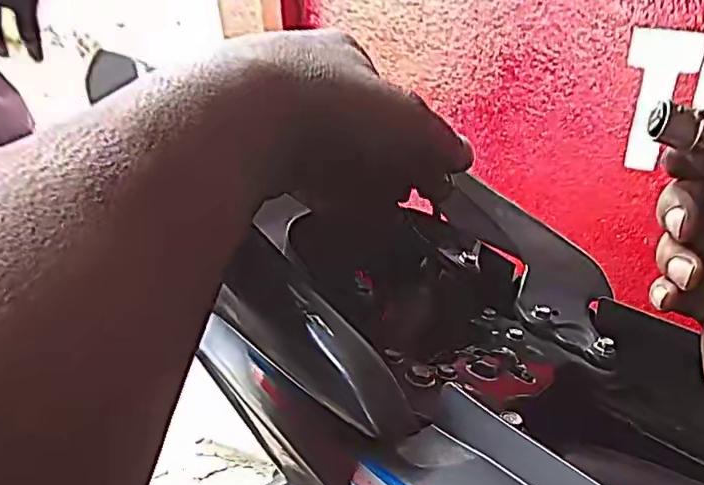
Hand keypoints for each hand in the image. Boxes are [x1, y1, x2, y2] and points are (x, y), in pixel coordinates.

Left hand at [213, 30, 471, 208]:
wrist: (245, 123)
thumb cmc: (316, 103)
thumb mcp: (406, 122)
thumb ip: (439, 141)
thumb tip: (459, 154)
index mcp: (348, 56)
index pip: (395, 109)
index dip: (416, 150)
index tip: (428, 181)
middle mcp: (310, 75)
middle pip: (364, 138)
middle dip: (385, 173)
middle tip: (397, 198)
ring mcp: (280, 112)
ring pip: (333, 161)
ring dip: (356, 189)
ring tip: (365, 209)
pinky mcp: (258, 149)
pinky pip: (303, 181)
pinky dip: (321, 197)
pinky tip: (329, 207)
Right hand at [650, 53, 703, 414]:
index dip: (694, 139)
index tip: (676, 149)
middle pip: (688, 184)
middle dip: (677, 206)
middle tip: (689, 225)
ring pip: (673, 233)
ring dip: (672, 253)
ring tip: (694, 271)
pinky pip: (671, 274)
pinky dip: (669, 285)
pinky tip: (685, 294)